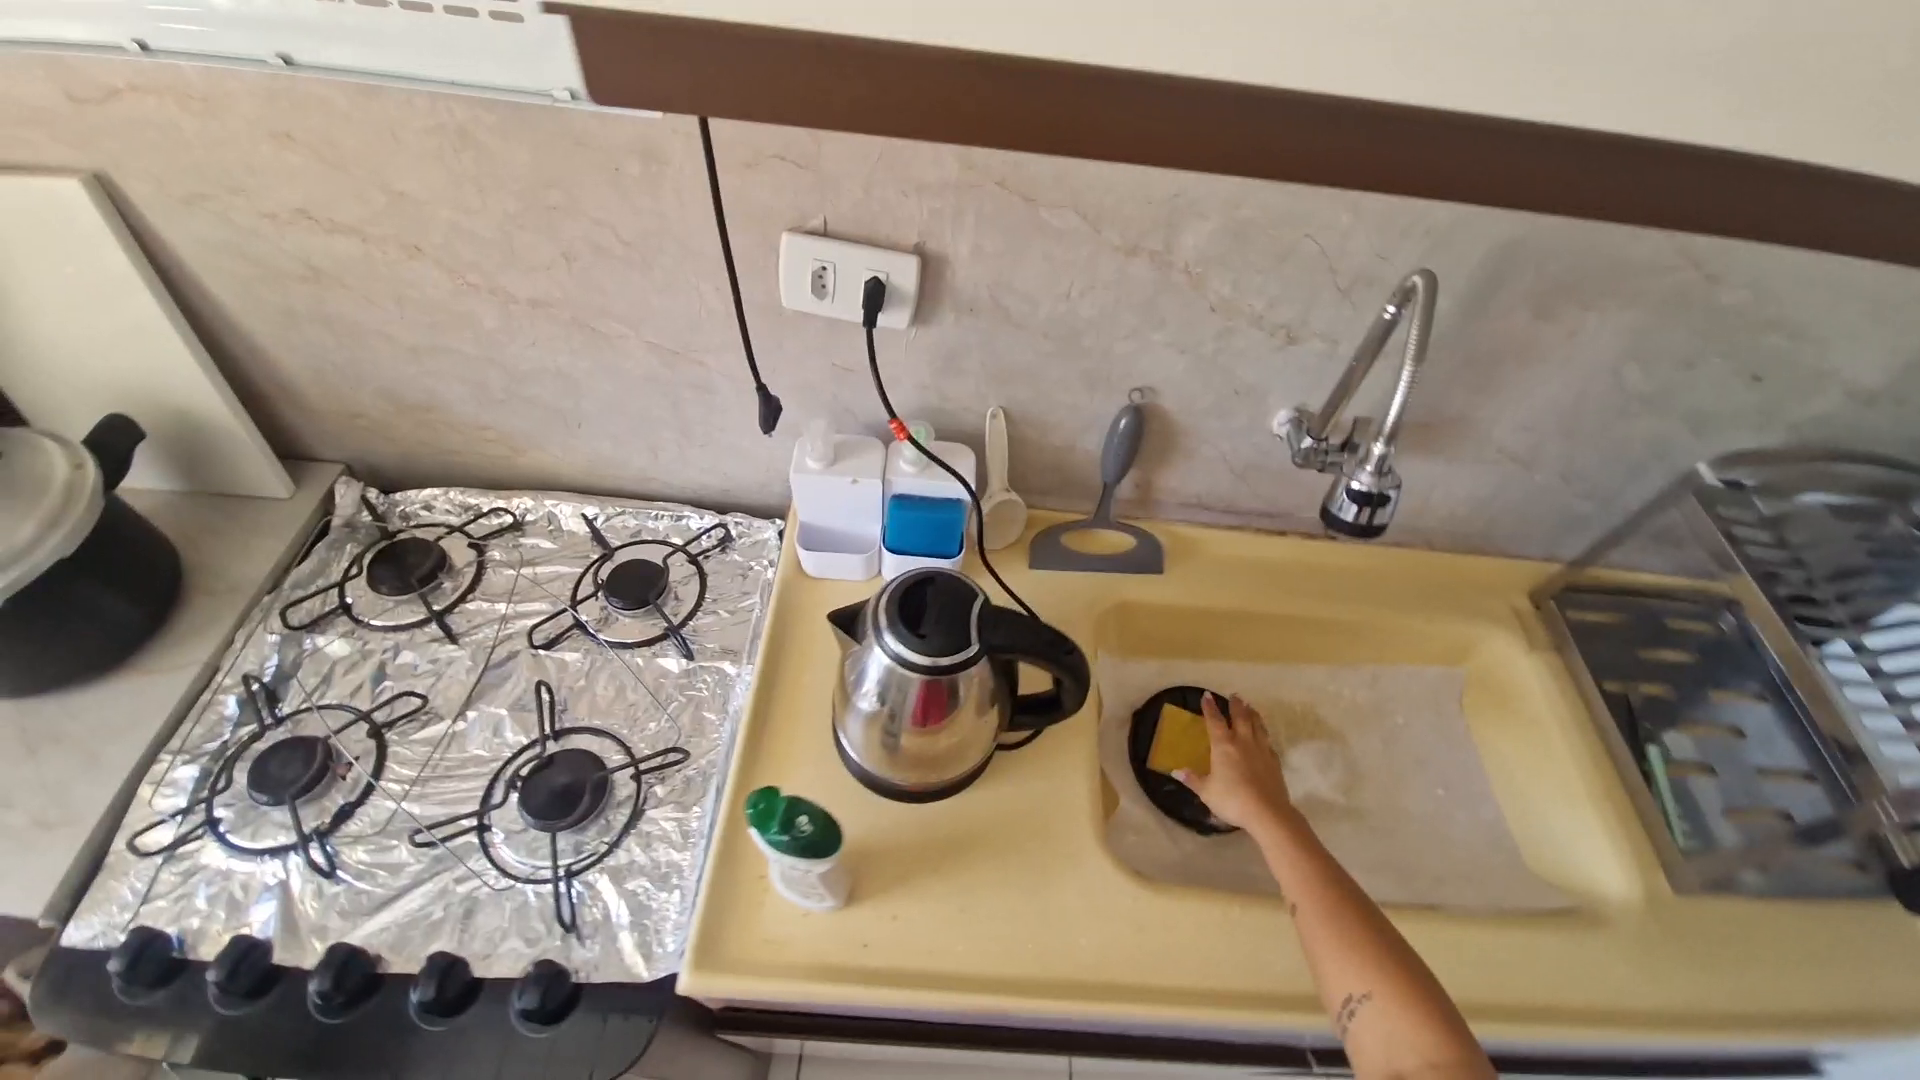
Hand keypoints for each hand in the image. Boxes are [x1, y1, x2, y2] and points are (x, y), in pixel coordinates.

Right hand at [1175, 693, 1297, 833]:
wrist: (1267, 812)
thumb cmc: (1232, 799)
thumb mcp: (1206, 791)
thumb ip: (1192, 779)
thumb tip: (1175, 771)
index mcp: (1223, 745)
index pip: (1215, 720)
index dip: (1210, 707)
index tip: (1207, 695)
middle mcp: (1243, 742)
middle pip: (1241, 717)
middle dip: (1236, 705)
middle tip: (1234, 695)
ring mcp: (1261, 750)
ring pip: (1258, 725)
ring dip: (1253, 714)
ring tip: (1250, 707)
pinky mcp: (1274, 761)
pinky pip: (1268, 741)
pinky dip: (1264, 734)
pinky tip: (1264, 736)